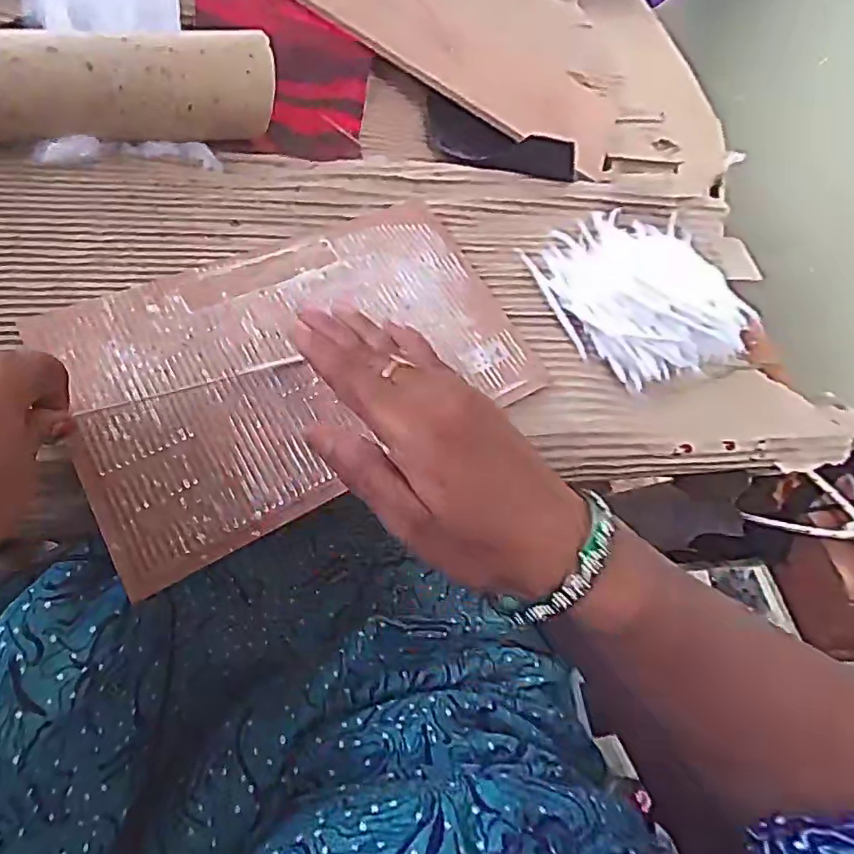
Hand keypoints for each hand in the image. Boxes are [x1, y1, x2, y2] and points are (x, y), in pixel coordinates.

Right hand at [292, 308, 587, 599]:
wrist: (557, 543)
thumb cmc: (474, 541)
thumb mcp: (407, 521)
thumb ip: (361, 470)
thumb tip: (315, 430)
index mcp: (413, 428)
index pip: (355, 380)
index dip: (323, 353)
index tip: (296, 329)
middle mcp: (435, 399)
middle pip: (377, 357)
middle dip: (338, 333)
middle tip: (307, 311)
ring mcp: (459, 395)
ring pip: (403, 352)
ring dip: (367, 330)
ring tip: (339, 310)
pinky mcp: (475, 400)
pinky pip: (432, 358)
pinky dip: (407, 340)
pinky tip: (395, 329)